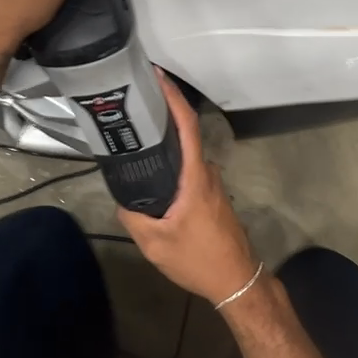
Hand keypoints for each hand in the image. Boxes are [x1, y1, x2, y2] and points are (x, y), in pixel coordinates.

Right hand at [117, 72, 258, 303]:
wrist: (236, 282)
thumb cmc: (198, 259)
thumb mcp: (154, 243)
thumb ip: (133, 217)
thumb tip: (121, 200)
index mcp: (195, 175)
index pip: (186, 124)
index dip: (173, 97)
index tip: (157, 76)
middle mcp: (206, 172)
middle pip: (184, 133)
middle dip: (161, 115)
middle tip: (133, 105)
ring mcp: (211, 182)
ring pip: (185, 154)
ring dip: (166, 142)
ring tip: (137, 136)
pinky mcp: (211, 194)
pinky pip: (188, 169)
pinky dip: (172, 162)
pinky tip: (154, 171)